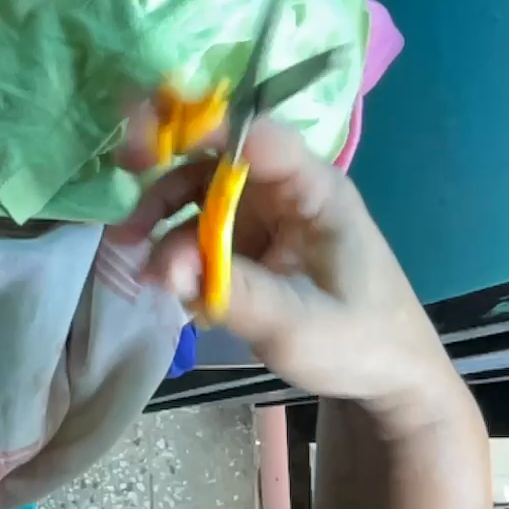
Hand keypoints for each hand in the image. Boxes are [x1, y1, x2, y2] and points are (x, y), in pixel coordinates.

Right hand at [112, 104, 462, 424]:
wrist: (384, 377)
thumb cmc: (358, 342)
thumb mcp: (298, 324)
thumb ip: (235, 293)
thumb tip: (166, 269)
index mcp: (313, 191)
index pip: (256, 138)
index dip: (200, 131)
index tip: (144, 146)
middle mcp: (284, 194)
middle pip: (213, 165)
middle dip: (164, 185)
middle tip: (125, 222)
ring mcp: (264, 221)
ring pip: (199, 201)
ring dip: (161, 225)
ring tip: (138, 269)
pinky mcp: (250, 249)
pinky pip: (201, 237)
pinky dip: (176, 255)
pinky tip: (163, 286)